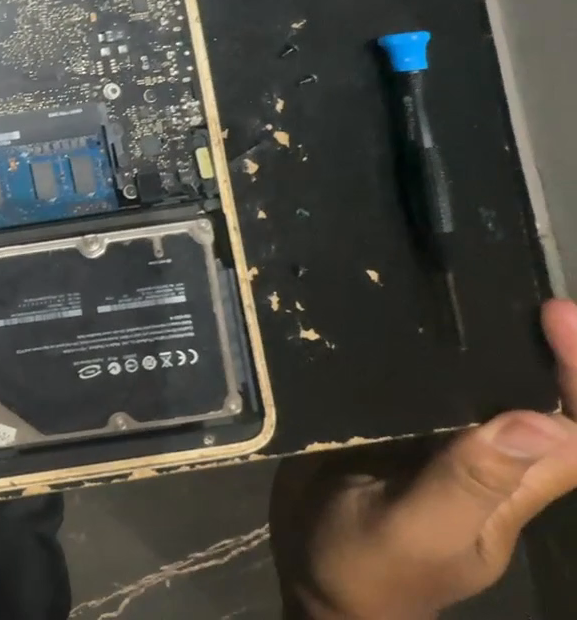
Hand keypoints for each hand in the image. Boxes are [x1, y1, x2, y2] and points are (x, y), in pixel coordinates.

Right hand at [271, 299, 576, 617]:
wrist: (316, 577)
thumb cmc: (371, 562)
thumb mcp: (416, 526)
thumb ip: (469, 480)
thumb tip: (534, 421)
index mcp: (516, 482)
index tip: (552, 314)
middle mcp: (490, 457)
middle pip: (543, 396)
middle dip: (550, 345)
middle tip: (523, 291)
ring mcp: (440, 444)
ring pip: (484, 387)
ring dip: (491, 344)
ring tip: (461, 292)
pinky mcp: (390, 432)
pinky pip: (421, 389)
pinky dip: (423, 354)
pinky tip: (393, 324)